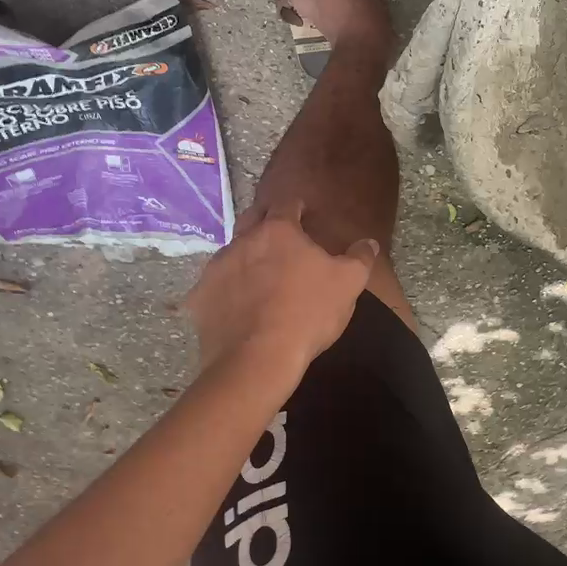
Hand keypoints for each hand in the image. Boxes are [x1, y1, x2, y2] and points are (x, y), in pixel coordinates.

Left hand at [184, 202, 378, 377]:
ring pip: (231, 252)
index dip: (297, 205)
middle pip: (251, 218)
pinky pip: (213, 286)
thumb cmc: (307, 313)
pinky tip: (236, 305)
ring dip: (245, 255)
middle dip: (265, 220)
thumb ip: (361, 257)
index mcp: (279, 231)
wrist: (256, 361)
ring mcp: (215, 271)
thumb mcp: (348, 283)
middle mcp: (243, 242)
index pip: (286, 204)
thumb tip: (369, 242)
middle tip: (280, 234)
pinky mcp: (198, 300)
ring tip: (259, 273)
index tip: (304, 212)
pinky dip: (225, 289)